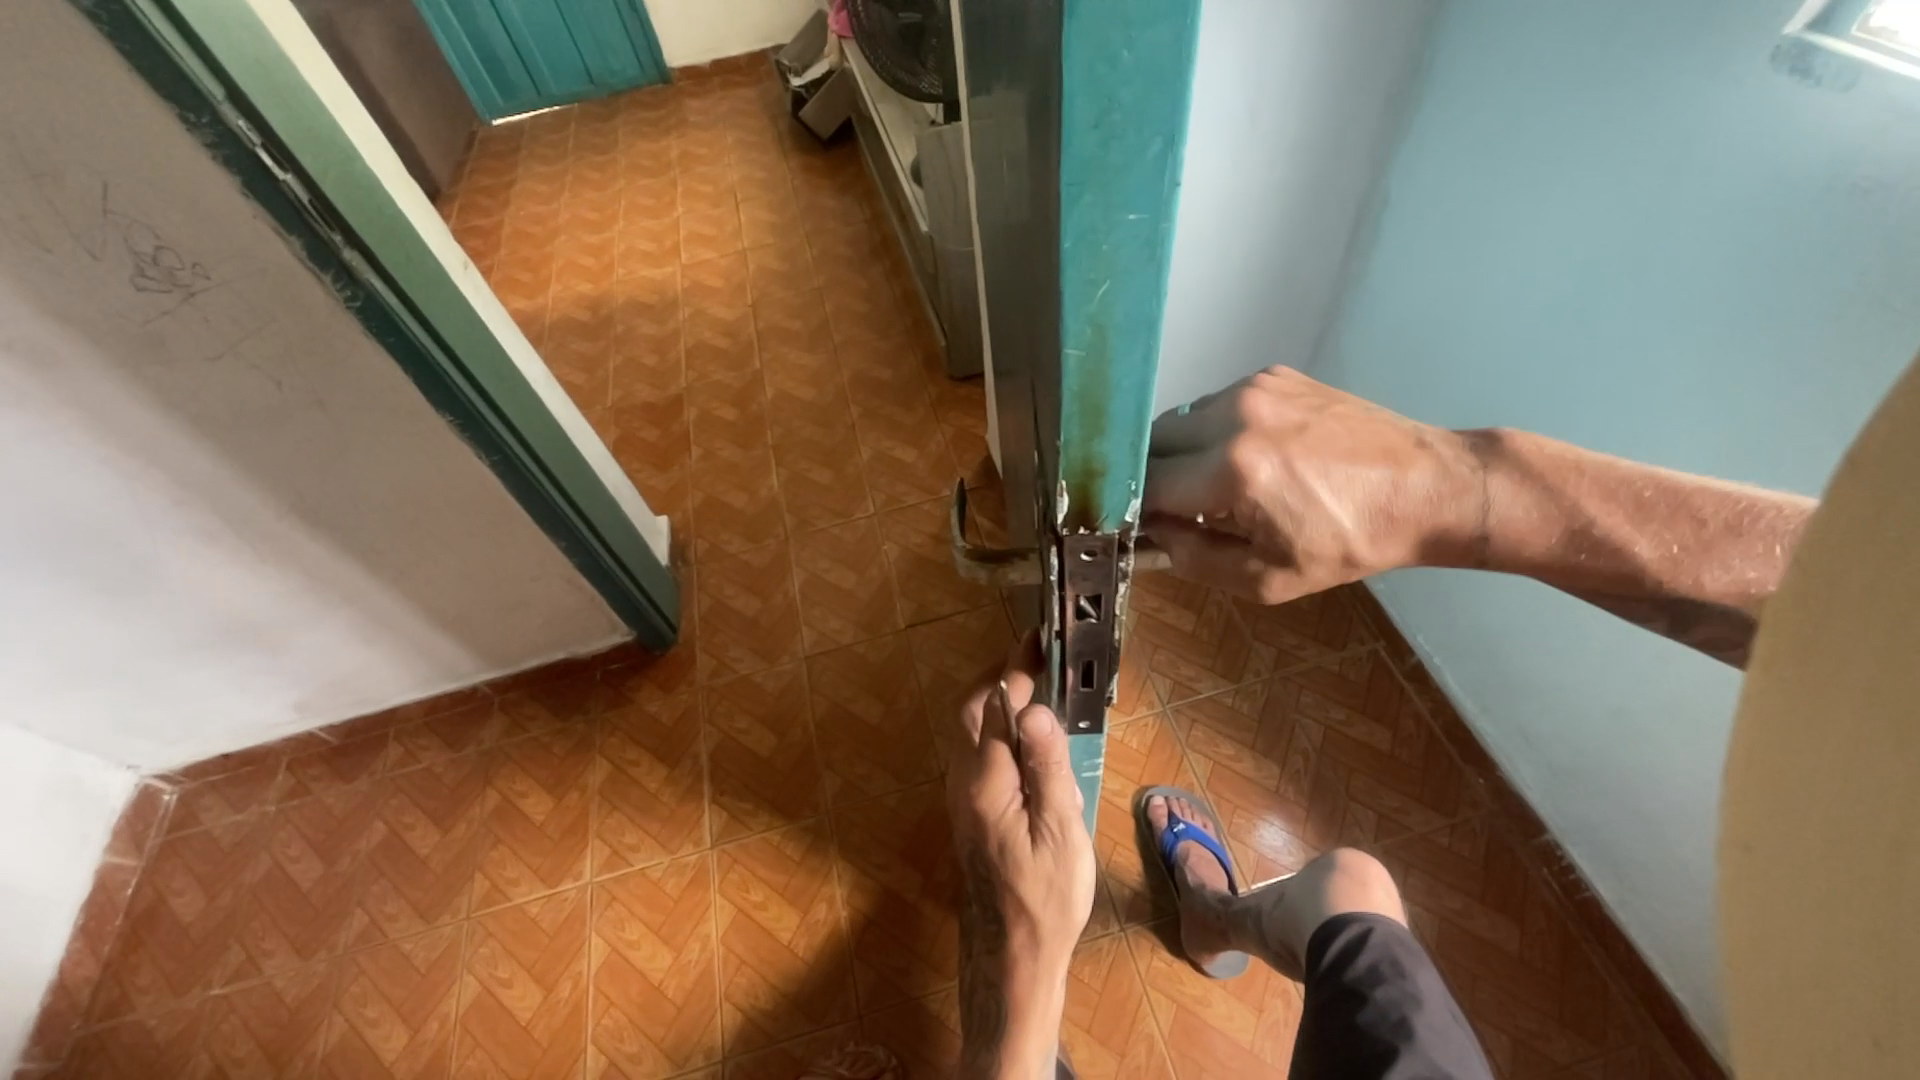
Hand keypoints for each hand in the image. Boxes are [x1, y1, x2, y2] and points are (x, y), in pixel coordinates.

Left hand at [948, 633, 1095, 1079]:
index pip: (997, 707)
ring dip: (993, 698)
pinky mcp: (968, 808)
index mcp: (986, 781)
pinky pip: (975, 749)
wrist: (1013, 951)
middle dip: (997, 676)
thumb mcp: (1059, 832)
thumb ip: (1046, 767)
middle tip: (1034, 657)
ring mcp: (961, 795)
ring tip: (1032, 684)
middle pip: (969, 710)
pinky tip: (1022, 732)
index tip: (1036, 640)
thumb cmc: (1047, 897)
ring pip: (968, 729)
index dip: (1016, 669)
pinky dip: (994, 724)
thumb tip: (1034, 708)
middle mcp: (963, 780)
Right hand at [1142, 366, 1482, 604]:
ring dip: (1181, 452)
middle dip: (1153, 477)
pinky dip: (1214, 432)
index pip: (1144, 485)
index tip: (1142, 526)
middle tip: (1179, 507)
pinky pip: (1214, 404)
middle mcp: (1232, 417)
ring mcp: (1252, 388)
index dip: (1134, 510)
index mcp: (1231, 472)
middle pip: (1149, 442)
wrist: (1427, 486)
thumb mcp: (1268, 580)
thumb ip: (1194, 559)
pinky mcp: (1271, 375)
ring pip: (1179, 419)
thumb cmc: (1350, 543)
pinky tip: (1251, 454)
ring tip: (1219, 482)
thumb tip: (1154, 533)